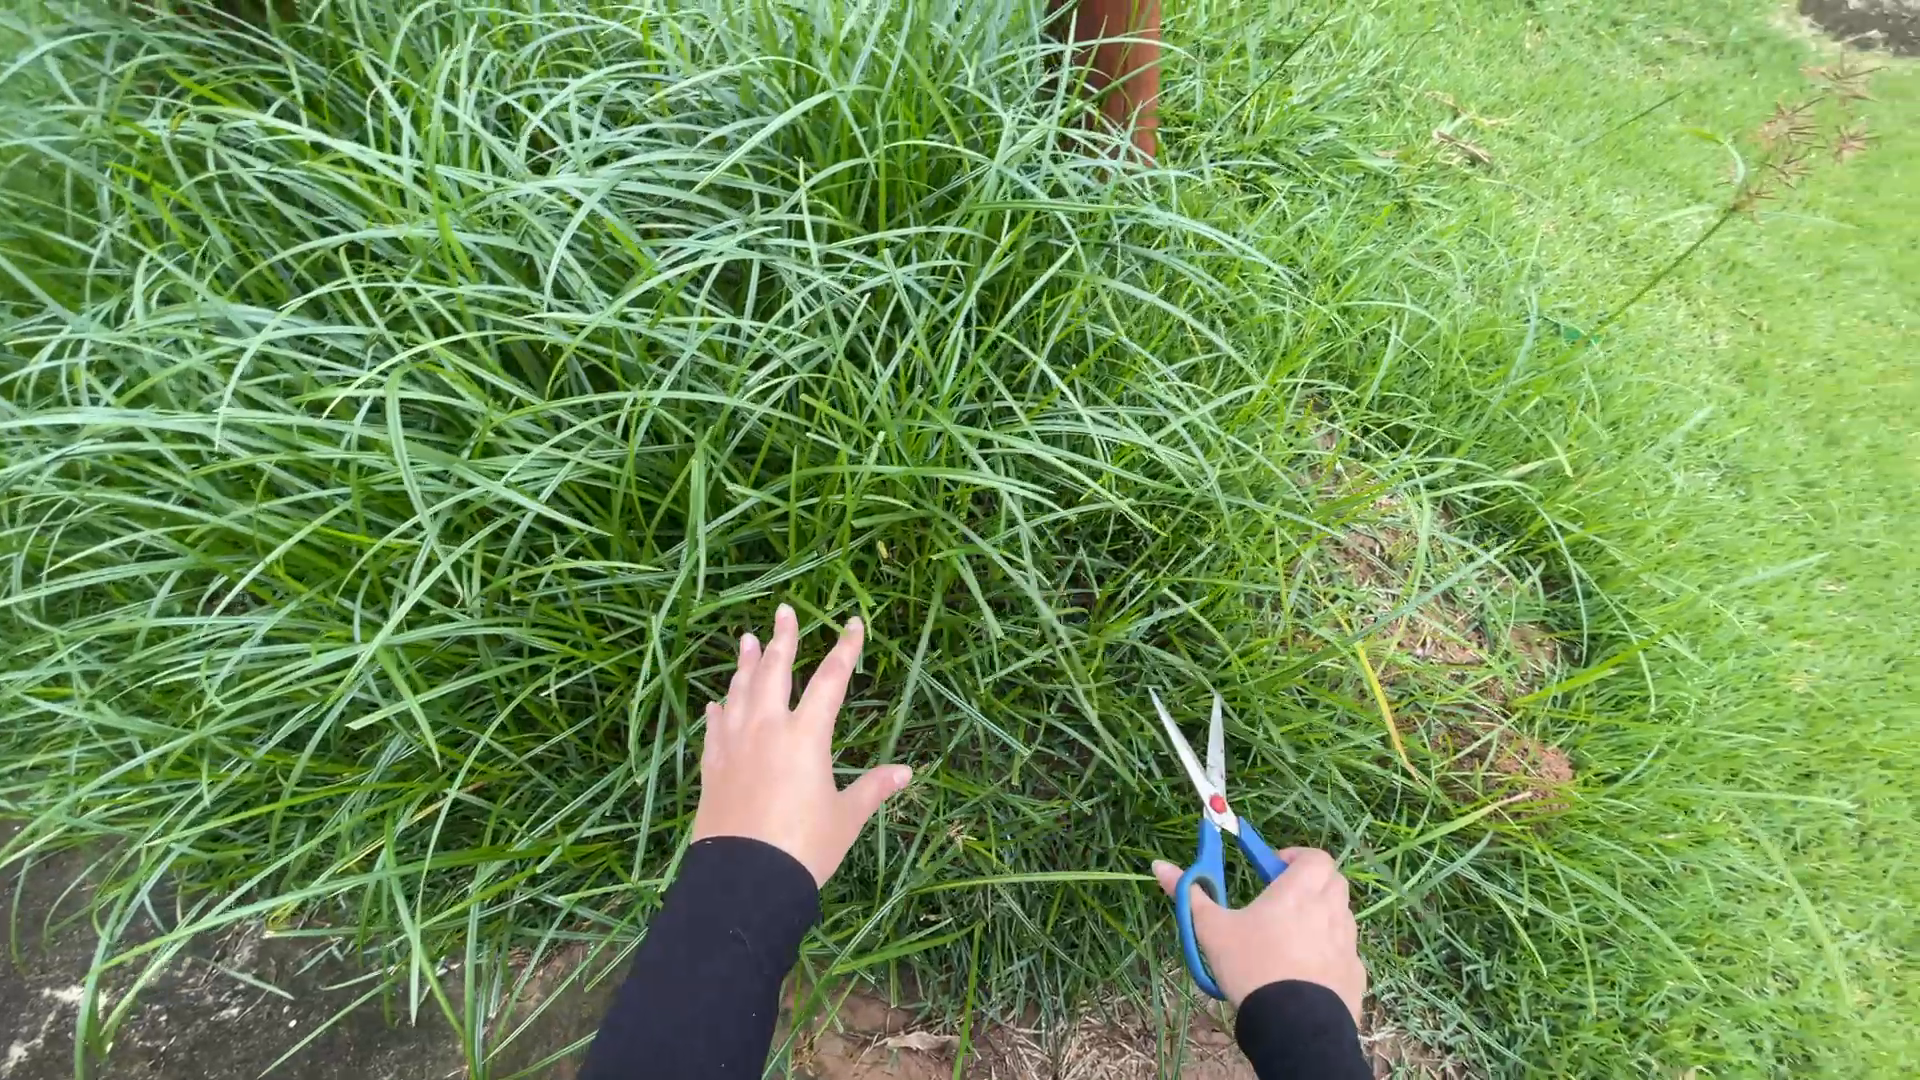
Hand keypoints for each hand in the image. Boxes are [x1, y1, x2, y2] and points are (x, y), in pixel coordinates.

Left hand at [692, 604, 912, 886]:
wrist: (742, 883)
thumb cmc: (803, 848)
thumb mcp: (846, 817)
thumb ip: (873, 789)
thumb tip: (906, 772)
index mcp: (805, 734)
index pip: (831, 679)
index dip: (845, 649)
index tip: (853, 623)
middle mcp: (767, 728)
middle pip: (775, 670)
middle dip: (782, 638)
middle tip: (783, 610)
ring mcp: (734, 745)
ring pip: (740, 691)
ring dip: (745, 663)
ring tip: (746, 639)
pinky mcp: (712, 767)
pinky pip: (714, 727)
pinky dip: (718, 709)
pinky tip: (716, 701)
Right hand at [1152, 848, 1365, 1018]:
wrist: (1294, 1029)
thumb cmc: (1251, 966)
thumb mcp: (1212, 929)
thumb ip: (1188, 894)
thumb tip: (1158, 865)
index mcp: (1298, 893)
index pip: (1316, 857)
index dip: (1297, 856)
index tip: (1274, 867)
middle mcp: (1328, 912)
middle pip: (1333, 881)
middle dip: (1310, 880)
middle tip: (1282, 894)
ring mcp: (1346, 945)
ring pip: (1342, 914)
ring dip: (1322, 912)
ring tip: (1292, 931)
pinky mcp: (1355, 976)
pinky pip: (1346, 951)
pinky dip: (1330, 948)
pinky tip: (1306, 967)